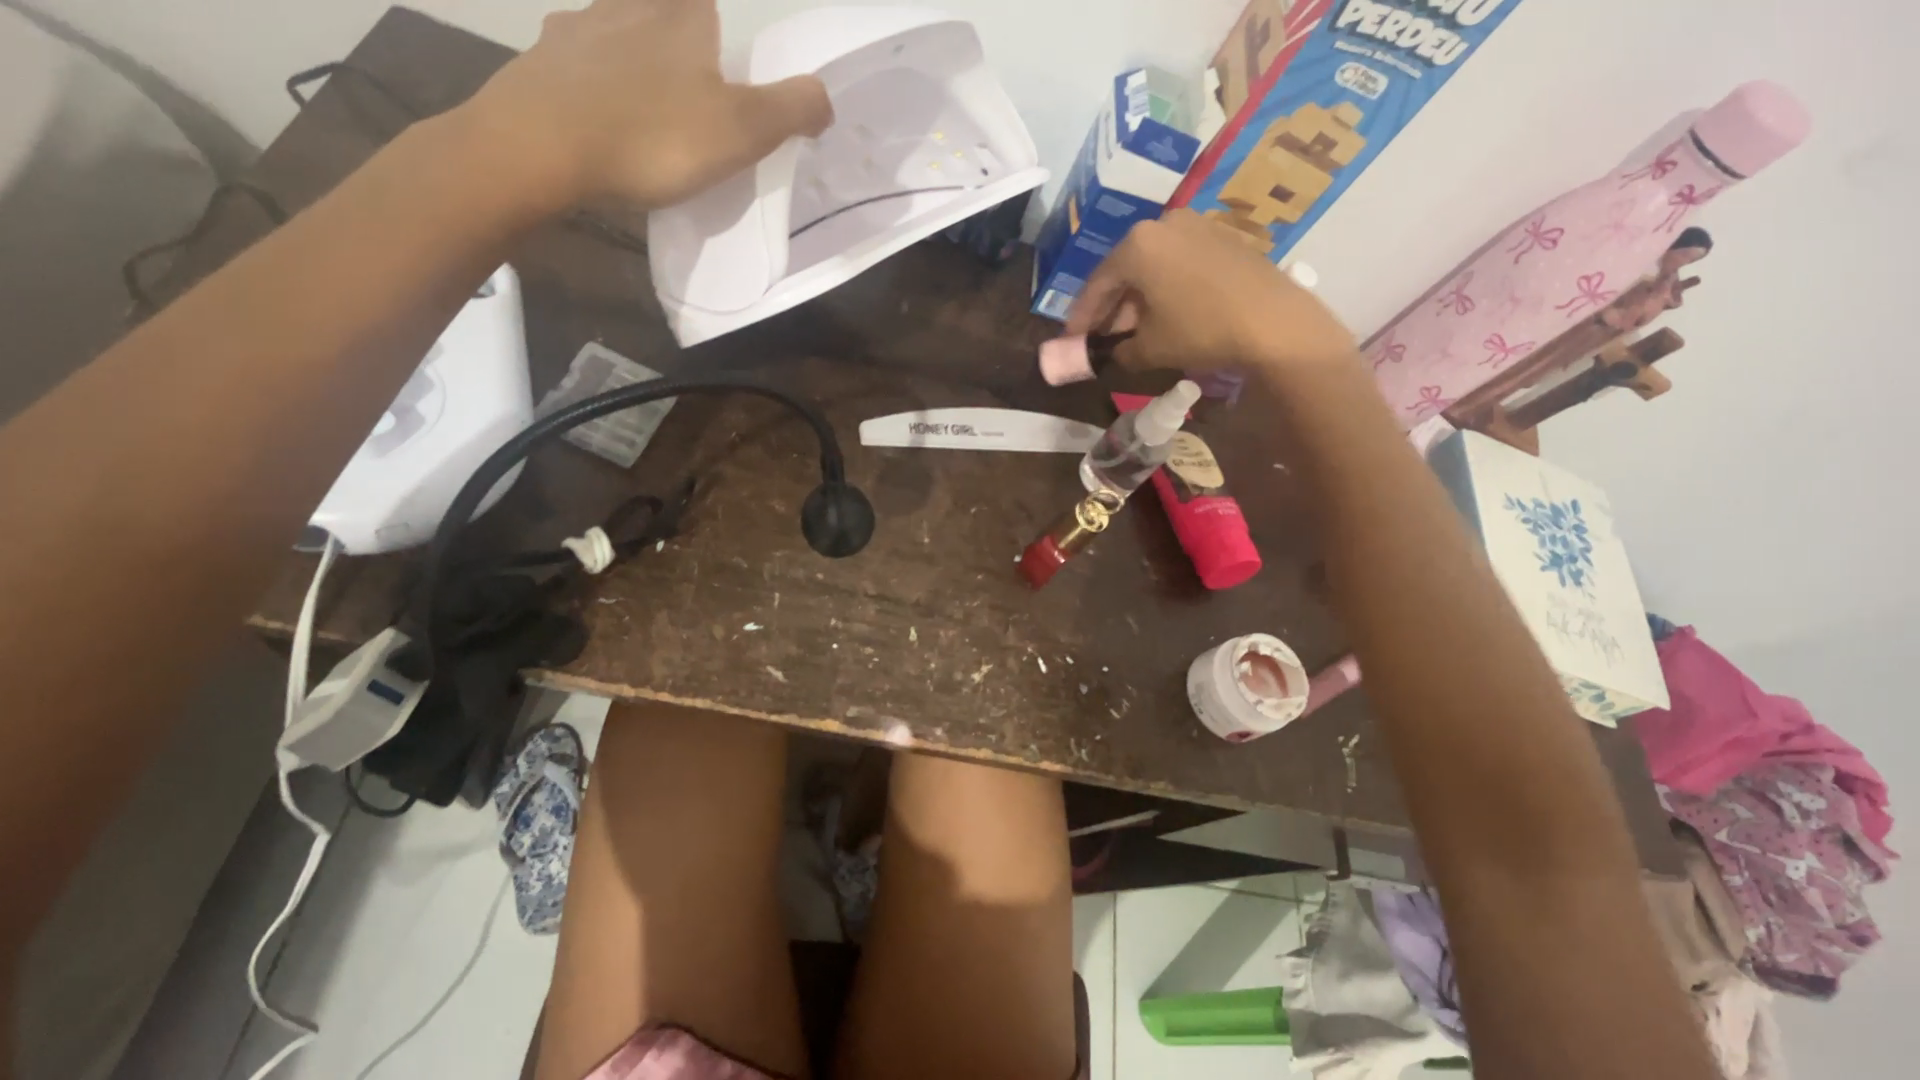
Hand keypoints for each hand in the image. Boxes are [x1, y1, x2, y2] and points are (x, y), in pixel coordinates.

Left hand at [463, 0, 832, 210]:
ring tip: (643, 99)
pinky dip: (588, 82)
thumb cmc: (652, 135)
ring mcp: (574, 32)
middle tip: (689, 77)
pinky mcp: (537, 66)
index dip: (715, 17)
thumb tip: (824, 97)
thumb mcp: (743, 129)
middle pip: (659, 6)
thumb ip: (792, 108)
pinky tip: (594, 114)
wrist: (537, 149)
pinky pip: (572, 64)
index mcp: (681, 13)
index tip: (722, 46)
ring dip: (628, 51)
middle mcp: (626, 6)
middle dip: (674, 29)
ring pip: (611, 27)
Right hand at [1066, 210, 1356, 373]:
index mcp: (1136, 245)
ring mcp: (1197, 226)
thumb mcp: (1149, 349)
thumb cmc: (1201, 331)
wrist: (1275, 323)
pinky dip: (1167, 287)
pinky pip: (1180, 263)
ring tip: (1136, 329)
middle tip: (1104, 337)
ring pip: (1154, 266)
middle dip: (1113, 307)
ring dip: (1140, 297)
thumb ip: (1118, 350)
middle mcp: (1163, 224)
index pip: (1096, 285)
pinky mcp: (1223, 237)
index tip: (1072, 341)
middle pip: (1125, 270)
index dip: (1082, 318)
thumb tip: (1112, 353)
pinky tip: (1168, 313)